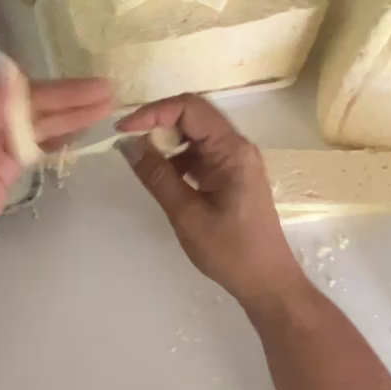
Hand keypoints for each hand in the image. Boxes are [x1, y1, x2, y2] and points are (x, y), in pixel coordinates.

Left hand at [0, 54, 110, 277]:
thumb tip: (8, 62)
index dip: (30, 72)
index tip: (63, 70)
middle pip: (24, 100)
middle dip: (62, 94)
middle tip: (103, 88)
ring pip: (35, 123)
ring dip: (68, 114)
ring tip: (105, 105)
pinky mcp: (4, 171)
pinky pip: (35, 148)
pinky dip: (58, 138)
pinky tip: (82, 129)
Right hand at [116, 95, 308, 309]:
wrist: (267, 280)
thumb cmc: (230, 250)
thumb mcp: (187, 214)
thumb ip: (157, 176)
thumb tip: (127, 145)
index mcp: (232, 151)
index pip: (190, 109)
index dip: (153, 112)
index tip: (123, 130)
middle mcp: (237, 147)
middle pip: (194, 116)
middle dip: (158, 122)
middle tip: (128, 140)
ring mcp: (236, 161)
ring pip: (196, 135)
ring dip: (167, 141)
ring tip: (141, 160)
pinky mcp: (232, 176)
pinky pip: (201, 155)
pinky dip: (178, 159)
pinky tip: (162, 177)